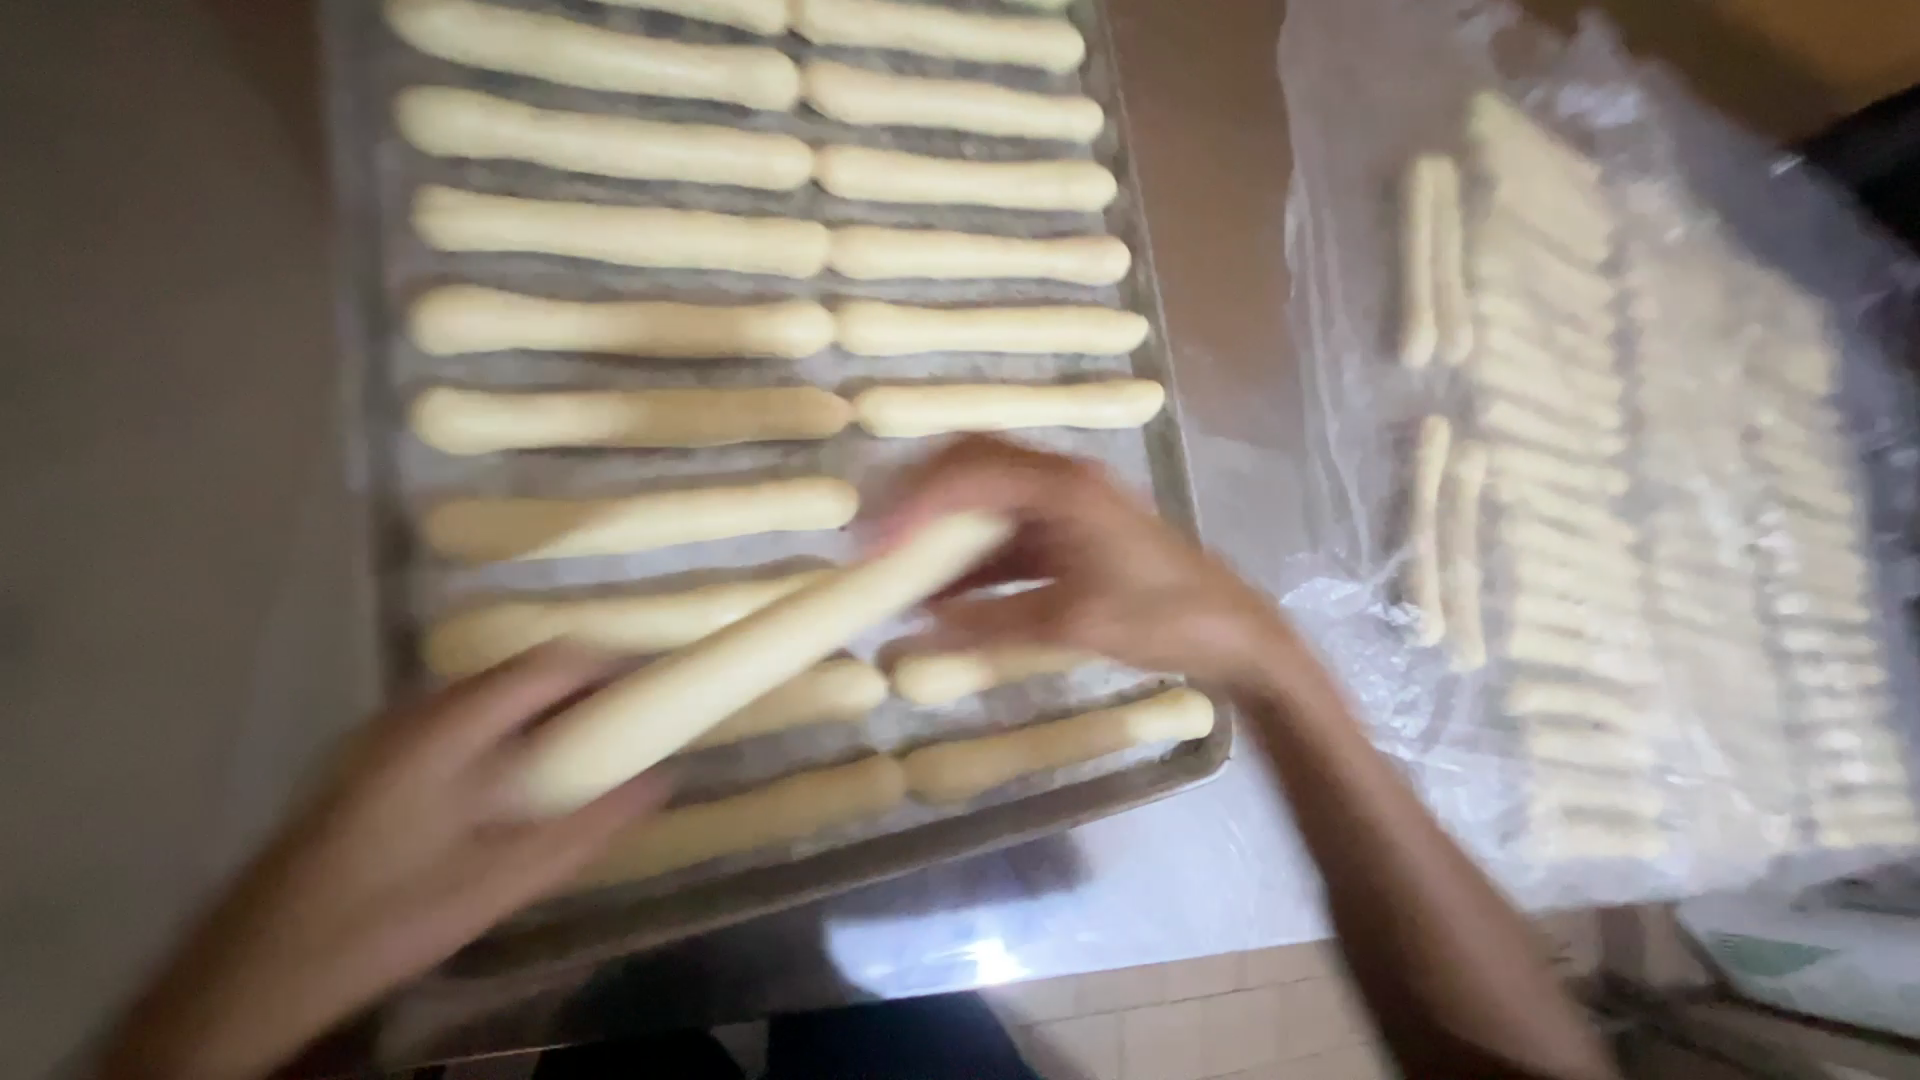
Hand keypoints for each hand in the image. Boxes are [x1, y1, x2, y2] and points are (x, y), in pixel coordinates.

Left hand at [96, 646, 670, 1079]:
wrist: (253, 973)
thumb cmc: (388, 918)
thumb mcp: (502, 881)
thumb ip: (589, 827)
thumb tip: (662, 781)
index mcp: (451, 729)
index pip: (550, 661)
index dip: (607, 661)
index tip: (649, 681)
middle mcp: (416, 714)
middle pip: (519, 671)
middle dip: (578, 687)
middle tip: (623, 720)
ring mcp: (386, 733)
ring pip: (486, 693)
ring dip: (539, 707)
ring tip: (580, 745)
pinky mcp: (370, 758)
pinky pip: (458, 716)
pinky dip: (502, 726)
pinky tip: (512, 777)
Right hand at [871, 435, 1297, 686]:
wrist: (1236, 633)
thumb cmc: (1166, 619)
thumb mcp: (1074, 625)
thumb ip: (992, 623)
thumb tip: (920, 627)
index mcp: (1064, 486)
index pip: (970, 473)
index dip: (914, 504)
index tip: (875, 542)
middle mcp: (1060, 481)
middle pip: (972, 464)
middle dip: (919, 496)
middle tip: (877, 534)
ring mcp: (1065, 505)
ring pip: (985, 499)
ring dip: (943, 530)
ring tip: (898, 568)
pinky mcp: (1069, 533)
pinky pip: (1006, 534)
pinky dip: (972, 559)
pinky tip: (943, 595)